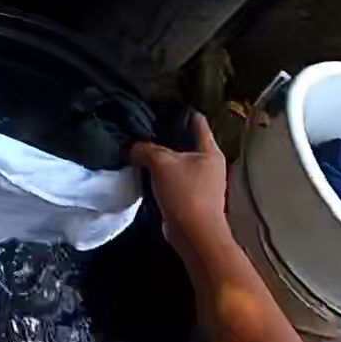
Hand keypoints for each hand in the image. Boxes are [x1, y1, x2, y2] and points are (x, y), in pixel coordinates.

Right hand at [131, 112, 228, 250]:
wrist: (194, 236)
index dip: (180, 112)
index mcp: (210, 151)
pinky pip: (173, 177)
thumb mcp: (160, 162)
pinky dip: (160, 173)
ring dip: (161, 156)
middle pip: (185, 140)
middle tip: (143, 126)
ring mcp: (201, 181)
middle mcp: (209, 164)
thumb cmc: (185, 193)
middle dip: (166, 134)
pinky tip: (143, 169)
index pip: (197, 122)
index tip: (161, 106)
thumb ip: (143, 148)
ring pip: (177, 160)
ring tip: (139, 146)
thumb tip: (130, 147)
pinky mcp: (190, 196)